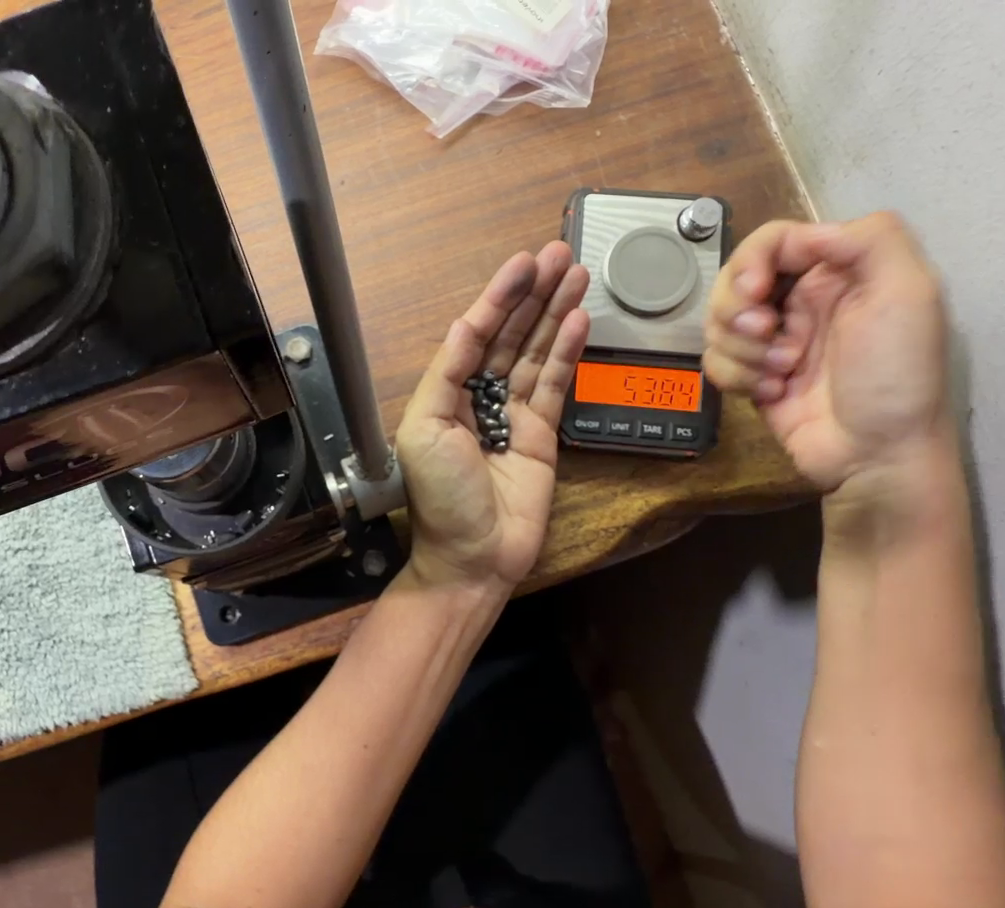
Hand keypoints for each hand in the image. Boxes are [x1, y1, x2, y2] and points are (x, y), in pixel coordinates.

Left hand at [396, 241, 589, 591]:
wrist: (473, 556)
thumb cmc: (441, 499)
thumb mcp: (424, 430)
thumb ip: (446, 374)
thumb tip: (465, 326)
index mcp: (445, 395)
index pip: (475, 335)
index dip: (498, 299)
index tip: (522, 265)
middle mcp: (479, 400)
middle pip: (510, 337)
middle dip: (533, 296)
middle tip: (559, 254)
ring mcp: (513, 416)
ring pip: (536, 354)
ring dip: (555, 314)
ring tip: (576, 274)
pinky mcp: (542, 436)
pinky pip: (556, 386)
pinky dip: (568, 354)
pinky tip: (580, 321)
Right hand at [702, 212, 951, 495]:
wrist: (875, 453)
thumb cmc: (896, 374)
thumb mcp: (908, 292)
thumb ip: (870, 239)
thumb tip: (806, 234)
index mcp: (837, 271)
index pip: (772, 242)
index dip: (751, 262)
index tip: (753, 294)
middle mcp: (800, 301)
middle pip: (733, 281)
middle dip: (737, 310)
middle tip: (766, 335)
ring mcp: (773, 342)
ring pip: (718, 325)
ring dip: (743, 350)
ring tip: (783, 373)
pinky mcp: (752, 378)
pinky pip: (716, 363)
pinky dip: (738, 377)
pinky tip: (774, 393)